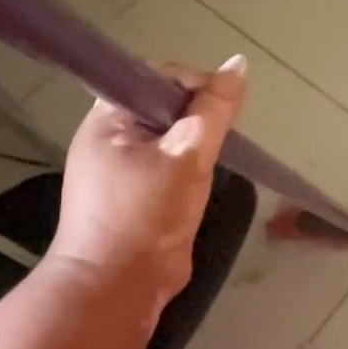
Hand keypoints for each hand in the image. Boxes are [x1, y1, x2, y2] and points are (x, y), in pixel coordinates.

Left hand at [47, 55, 247, 302]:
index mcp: (108, 119)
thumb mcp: (186, 156)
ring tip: (213, 161)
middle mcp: (112, 137)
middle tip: (220, 140)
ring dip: (199, 143)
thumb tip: (239, 64)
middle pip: (166, 106)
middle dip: (200, 117)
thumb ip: (214, 110)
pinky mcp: (142, 194)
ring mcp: (125, 168)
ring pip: (173, 136)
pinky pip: (173, 163)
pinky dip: (194, 166)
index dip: (194, 85)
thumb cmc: (145, 213)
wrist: (119, 284)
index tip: (222, 110)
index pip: (156, 78)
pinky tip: (205, 180)